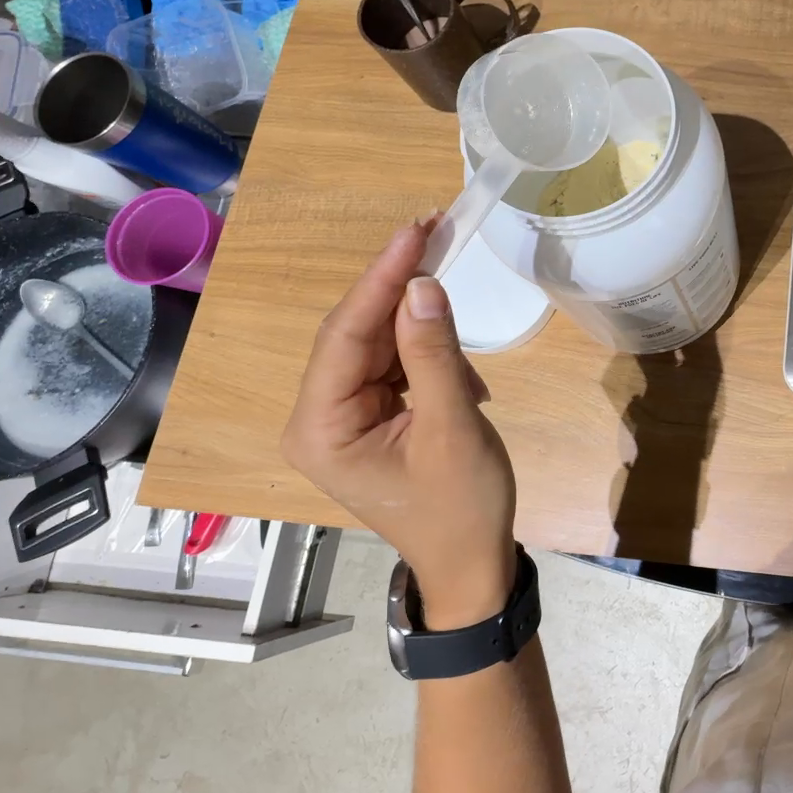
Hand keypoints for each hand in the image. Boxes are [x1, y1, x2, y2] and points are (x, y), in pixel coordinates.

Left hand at [281, 222, 515, 628]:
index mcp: (320, 427)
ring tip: (449, 271)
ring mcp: (346, 416)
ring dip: (417, 316)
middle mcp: (320, 417)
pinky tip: (460, 361)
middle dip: (396, 284)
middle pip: (356, 333)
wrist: (473, 564)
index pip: (345, 335)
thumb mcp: (452, 428)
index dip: (381, 278)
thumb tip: (422, 285)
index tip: (416, 230)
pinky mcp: (374, 416)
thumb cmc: (461, 507)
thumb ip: (435, 355)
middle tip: (435, 229)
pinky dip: (428, 350)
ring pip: (377, 343)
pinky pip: (395, 364)